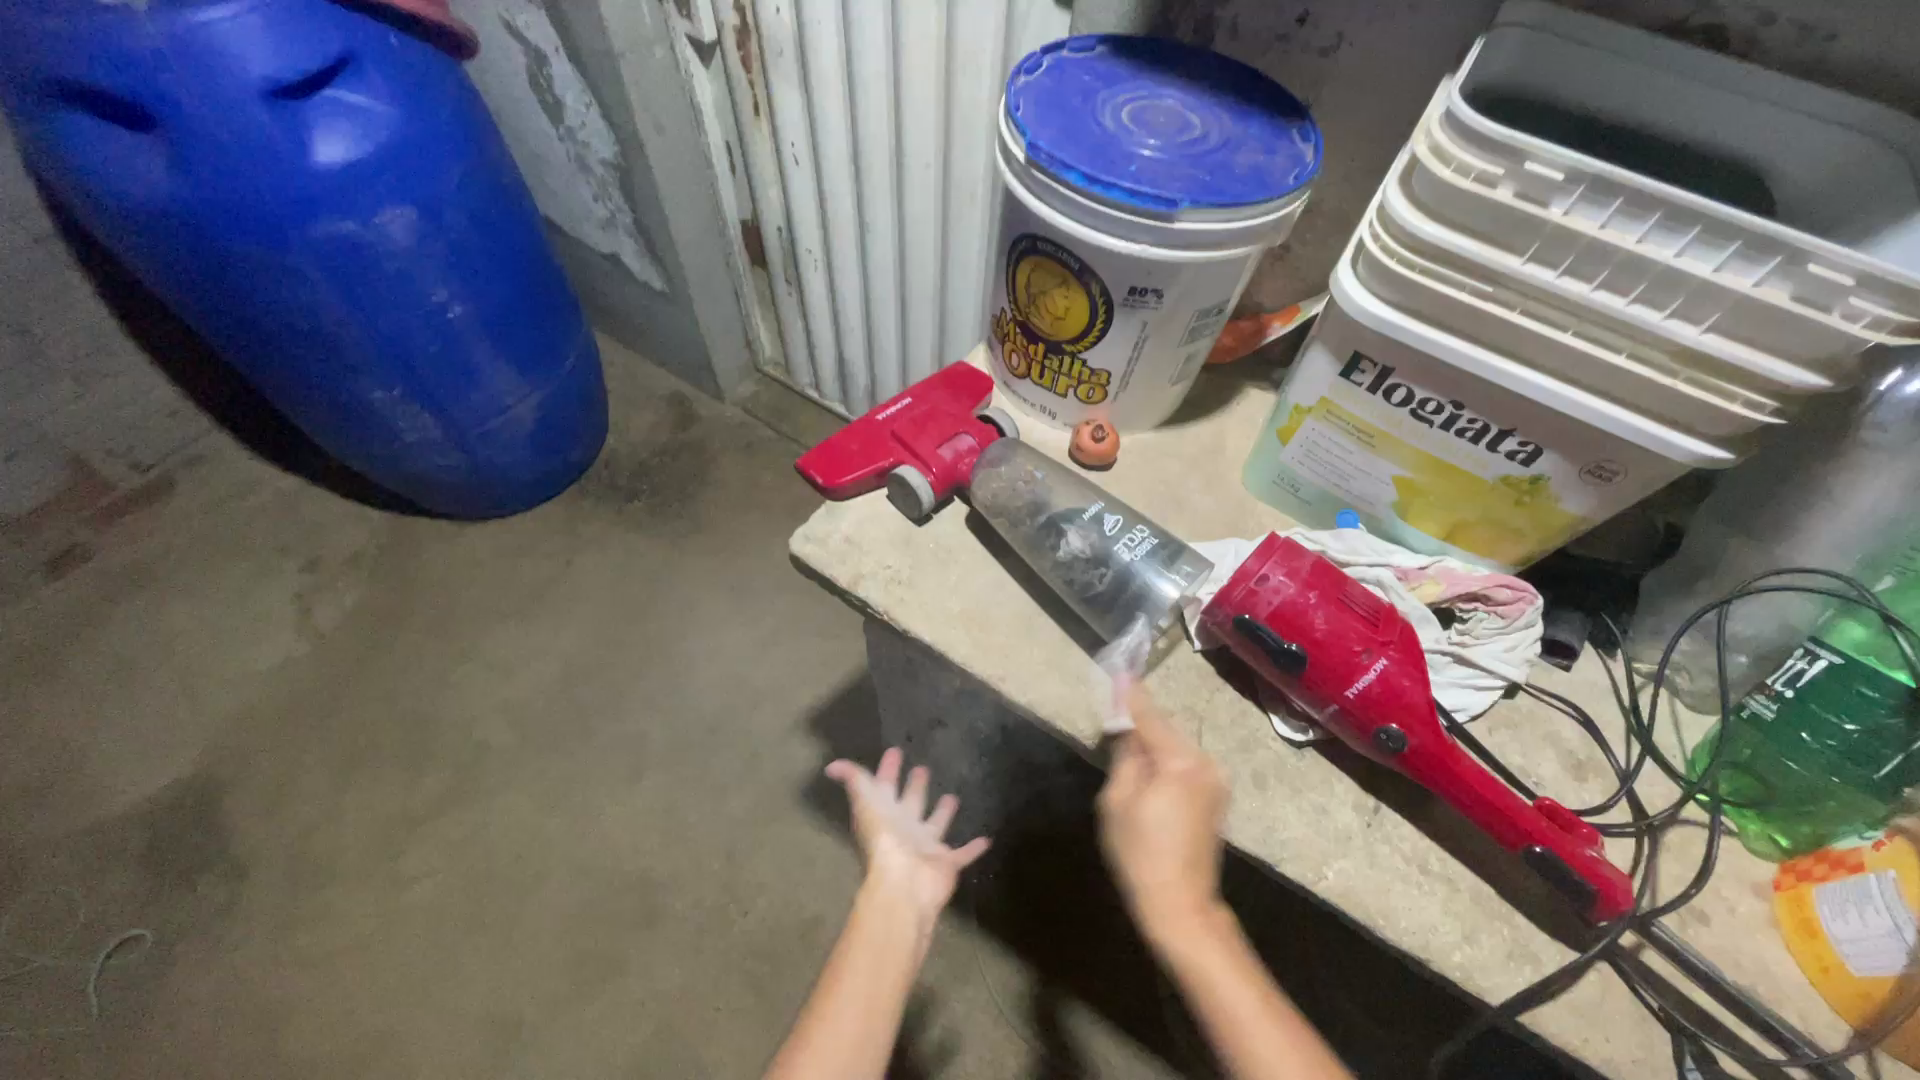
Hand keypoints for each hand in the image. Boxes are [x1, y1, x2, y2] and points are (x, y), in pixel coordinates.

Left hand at [825, 748, 990, 923]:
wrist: (904, 883)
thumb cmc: (885, 840)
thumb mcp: (865, 803)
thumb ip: (853, 781)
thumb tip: (830, 766)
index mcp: (885, 814)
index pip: (885, 787)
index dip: (887, 770)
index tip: (895, 751)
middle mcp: (904, 829)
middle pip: (911, 803)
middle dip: (915, 787)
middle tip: (922, 768)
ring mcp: (926, 847)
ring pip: (936, 825)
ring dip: (943, 813)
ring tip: (952, 796)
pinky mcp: (947, 863)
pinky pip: (963, 854)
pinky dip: (973, 849)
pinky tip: (986, 839)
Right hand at [1098, 685, 1227, 941]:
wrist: (1180, 904)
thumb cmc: (1139, 853)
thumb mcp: (1116, 801)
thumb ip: (1124, 756)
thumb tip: (1126, 729)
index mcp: (1179, 761)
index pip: (1149, 716)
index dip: (1131, 695)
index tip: (1121, 671)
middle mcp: (1204, 762)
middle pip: (1165, 730)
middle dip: (1141, 725)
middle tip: (1114, 721)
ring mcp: (1216, 780)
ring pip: (1176, 748)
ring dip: (1154, 746)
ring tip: (1129, 760)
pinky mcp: (1217, 796)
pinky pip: (1186, 766)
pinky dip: (1167, 764)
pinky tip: (1150, 779)